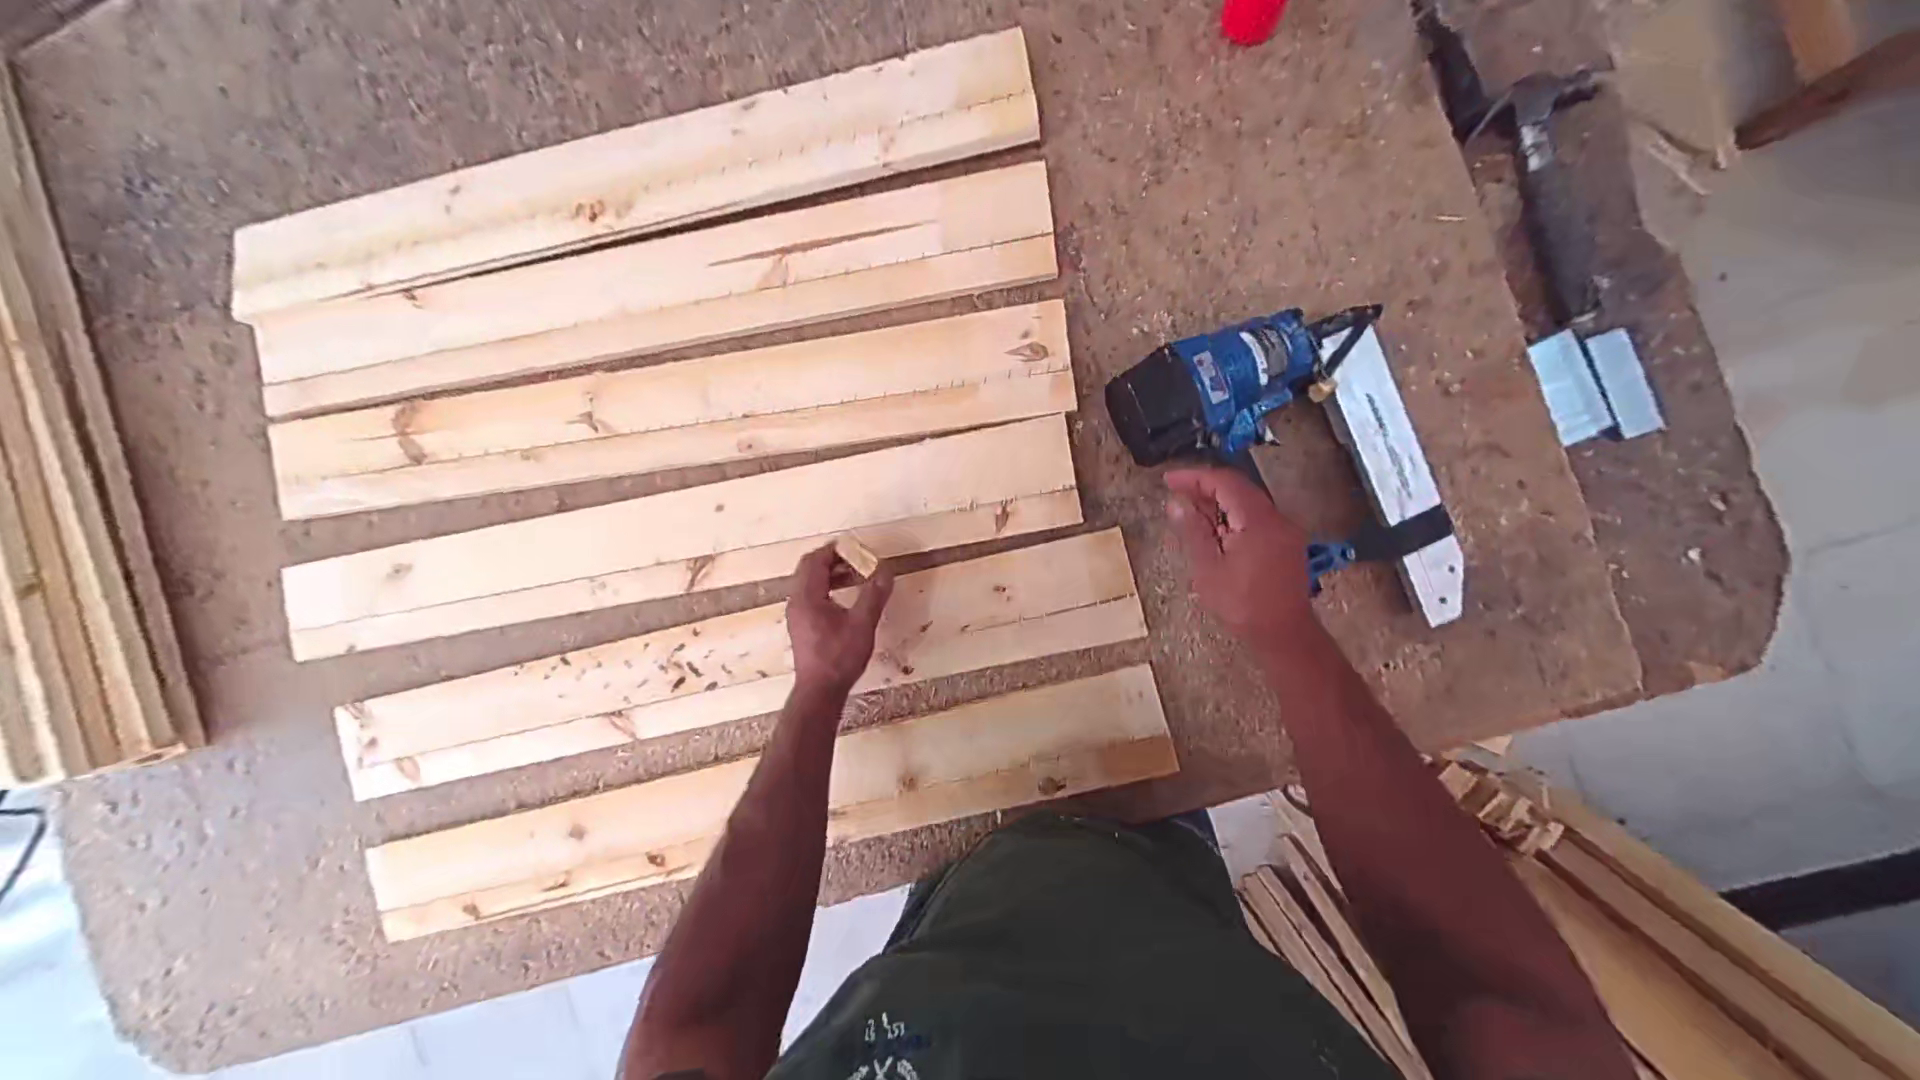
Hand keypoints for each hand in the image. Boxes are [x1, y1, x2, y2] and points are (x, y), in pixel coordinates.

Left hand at [785, 544, 893, 699]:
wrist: (820, 691)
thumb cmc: (839, 658)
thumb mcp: (862, 624)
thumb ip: (874, 594)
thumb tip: (885, 570)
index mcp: (807, 597)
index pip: (815, 560)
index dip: (834, 550)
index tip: (855, 547)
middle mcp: (796, 602)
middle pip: (809, 569)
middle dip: (833, 560)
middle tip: (857, 559)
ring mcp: (797, 614)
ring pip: (809, 583)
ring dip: (831, 574)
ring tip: (856, 576)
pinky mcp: (801, 625)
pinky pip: (811, 596)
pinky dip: (827, 588)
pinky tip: (846, 597)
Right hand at [1164, 467, 1320, 657]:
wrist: (1283, 633)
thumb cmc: (1242, 604)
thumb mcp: (1208, 567)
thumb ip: (1192, 531)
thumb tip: (1176, 504)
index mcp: (1257, 520)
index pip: (1225, 482)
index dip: (1194, 477)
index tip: (1169, 480)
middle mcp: (1276, 519)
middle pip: (1239, 489)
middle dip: (1205, 488)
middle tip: (1176, 495)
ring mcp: (1285, 532)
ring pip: (1247, 504)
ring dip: (1218, 504)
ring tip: (1190, 514)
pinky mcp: (1285, 545)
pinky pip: (1256, 520)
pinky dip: (1232, 518)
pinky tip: (1214, 532)